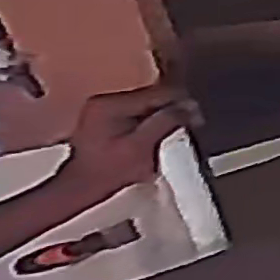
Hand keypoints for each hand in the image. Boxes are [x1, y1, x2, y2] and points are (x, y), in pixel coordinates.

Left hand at [50, 84, 194, 207]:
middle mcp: (106, 100)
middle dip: (175, 111)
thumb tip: (191, 105)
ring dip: (168, 116)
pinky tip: (159, 132)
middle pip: (158, 96)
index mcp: (110, 104)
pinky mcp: (111, 114)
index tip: (196, 122)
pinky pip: (146, 110)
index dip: (184, 105)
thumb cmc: (112, 169)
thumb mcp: (143, 144)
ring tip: (173, 133)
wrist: (83, 186)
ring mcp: (106, 107)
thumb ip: (167, 120)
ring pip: (154, 103)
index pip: (162, 93)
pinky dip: (157, 119)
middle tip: (187, 128)